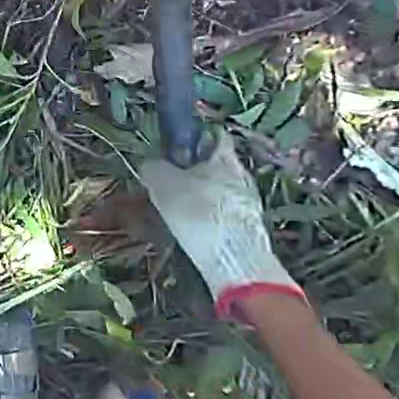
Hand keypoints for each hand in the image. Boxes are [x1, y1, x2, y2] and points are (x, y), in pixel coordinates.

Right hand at [137, 135, 303, 319]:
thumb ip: (154, 167)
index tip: (174, 142)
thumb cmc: (199, 212)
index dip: (194, 134)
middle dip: (193, 167)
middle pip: (214, 163)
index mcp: (225, 158)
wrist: (234, 263)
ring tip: (171, 203)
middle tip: (167, 175)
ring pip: (217, 188)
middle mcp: (241, 176)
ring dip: (198, 193)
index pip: (214, 135)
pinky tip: (186, 224)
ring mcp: (247, 203)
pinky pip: (220, 211)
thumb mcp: (162, 182)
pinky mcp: (246, 227)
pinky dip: (203, 213)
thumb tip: (151, 165)